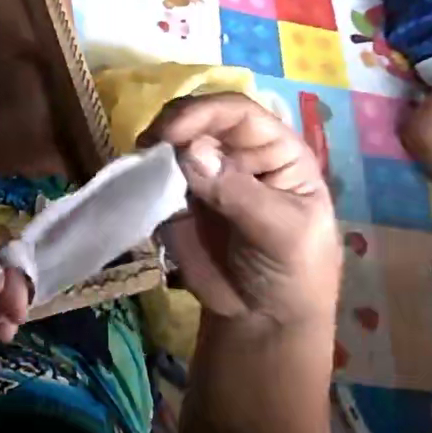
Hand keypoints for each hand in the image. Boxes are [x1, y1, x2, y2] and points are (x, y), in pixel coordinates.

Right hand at [140, 94, 340, 331]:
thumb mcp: (283, 232)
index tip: (171, 133)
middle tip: (147, 147)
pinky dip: (143, 177)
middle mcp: (237, 151)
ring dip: (152, 150)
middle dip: (171, 126)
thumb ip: (239, 192)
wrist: (262, 319)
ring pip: (171, 144)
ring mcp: (204, 172)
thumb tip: (190, 152)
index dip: (204, 113)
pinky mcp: (177, 197)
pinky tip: (138, 186)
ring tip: (141, 168)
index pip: (237, 113)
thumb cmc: (293, 271)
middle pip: (198, 119)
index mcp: (276, 149)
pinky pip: (156, 177)